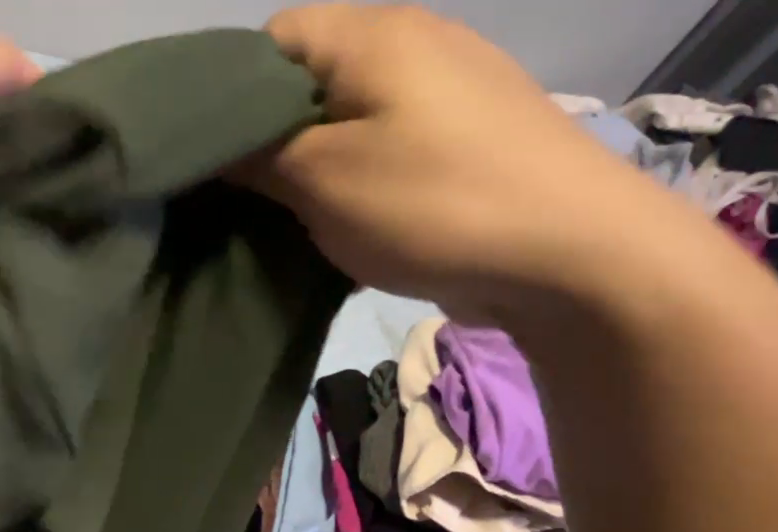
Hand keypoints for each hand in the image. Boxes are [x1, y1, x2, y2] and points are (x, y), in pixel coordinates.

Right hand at [237, 4, 670, 321]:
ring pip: (342, 110)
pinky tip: (339, 210)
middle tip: (234, 189)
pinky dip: (347, 168)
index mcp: (373, 35)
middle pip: (306, 74)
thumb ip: (254, 154)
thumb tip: (211, 145)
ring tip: (282, 206)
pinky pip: (380, 136)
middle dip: (263, 130)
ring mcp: (446, 85)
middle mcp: (413, 40)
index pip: (270, 38)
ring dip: (304, 156)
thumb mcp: (319, 178)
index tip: (204, 151)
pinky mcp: (463, 130)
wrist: (573, 250)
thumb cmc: (431, 202)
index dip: (227, 92)